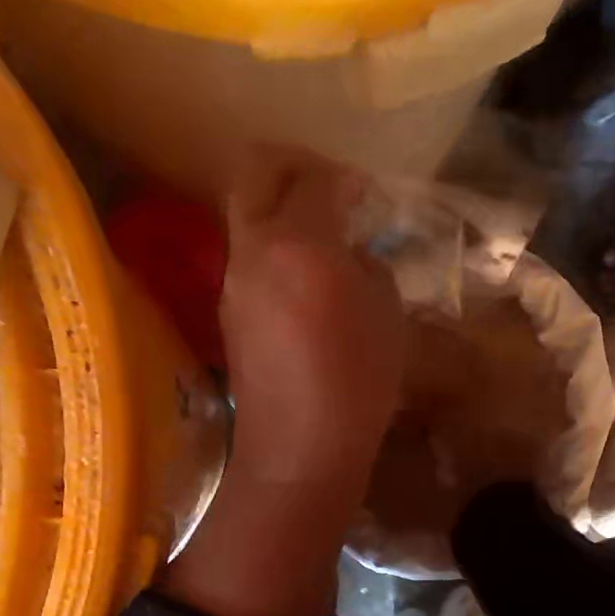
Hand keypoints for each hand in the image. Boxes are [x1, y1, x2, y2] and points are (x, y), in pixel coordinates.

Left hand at [164, 147, 405, 615]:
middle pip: (253, 172)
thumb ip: (369, 268)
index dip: (345, 180)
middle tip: (324, 184)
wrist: (298, 452)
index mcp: (299, 244)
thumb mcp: (387, 318)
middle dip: (289, 163)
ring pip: (246, 219)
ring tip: (320, 241)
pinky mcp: (227, 315)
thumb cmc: (357, 385)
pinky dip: (273, 252)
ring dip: (279, 212)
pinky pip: (248, 260)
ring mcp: (233, 284)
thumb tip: (350, 255)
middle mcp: (253, 252)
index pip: (316, 181)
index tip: (365, 195)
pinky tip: (304, 285)